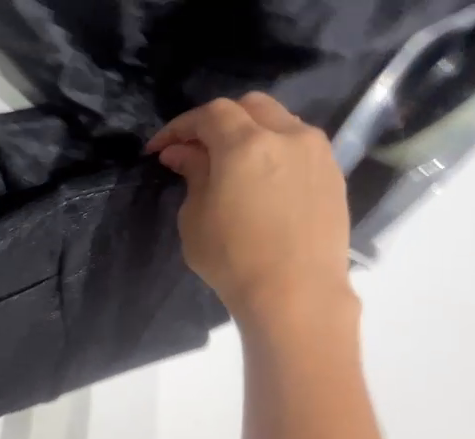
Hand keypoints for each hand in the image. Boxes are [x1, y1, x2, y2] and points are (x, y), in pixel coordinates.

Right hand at [147, 93, 354, 323]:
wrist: (293, 283)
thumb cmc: (230, 254)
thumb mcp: (195, 216)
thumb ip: (194, 175)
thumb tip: (183, 153)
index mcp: (246, 146)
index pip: (211, 115)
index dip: (178, 127)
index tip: (157, 150)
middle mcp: (286, 135)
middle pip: (250, 106)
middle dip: (215, 121)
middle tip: (189, 150)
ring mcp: (315, 148)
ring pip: (276, 120)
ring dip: (245, 132)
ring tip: (221, 163)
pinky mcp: (330, 167)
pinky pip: (295, 142)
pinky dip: (268, 147)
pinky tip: (252, 176)